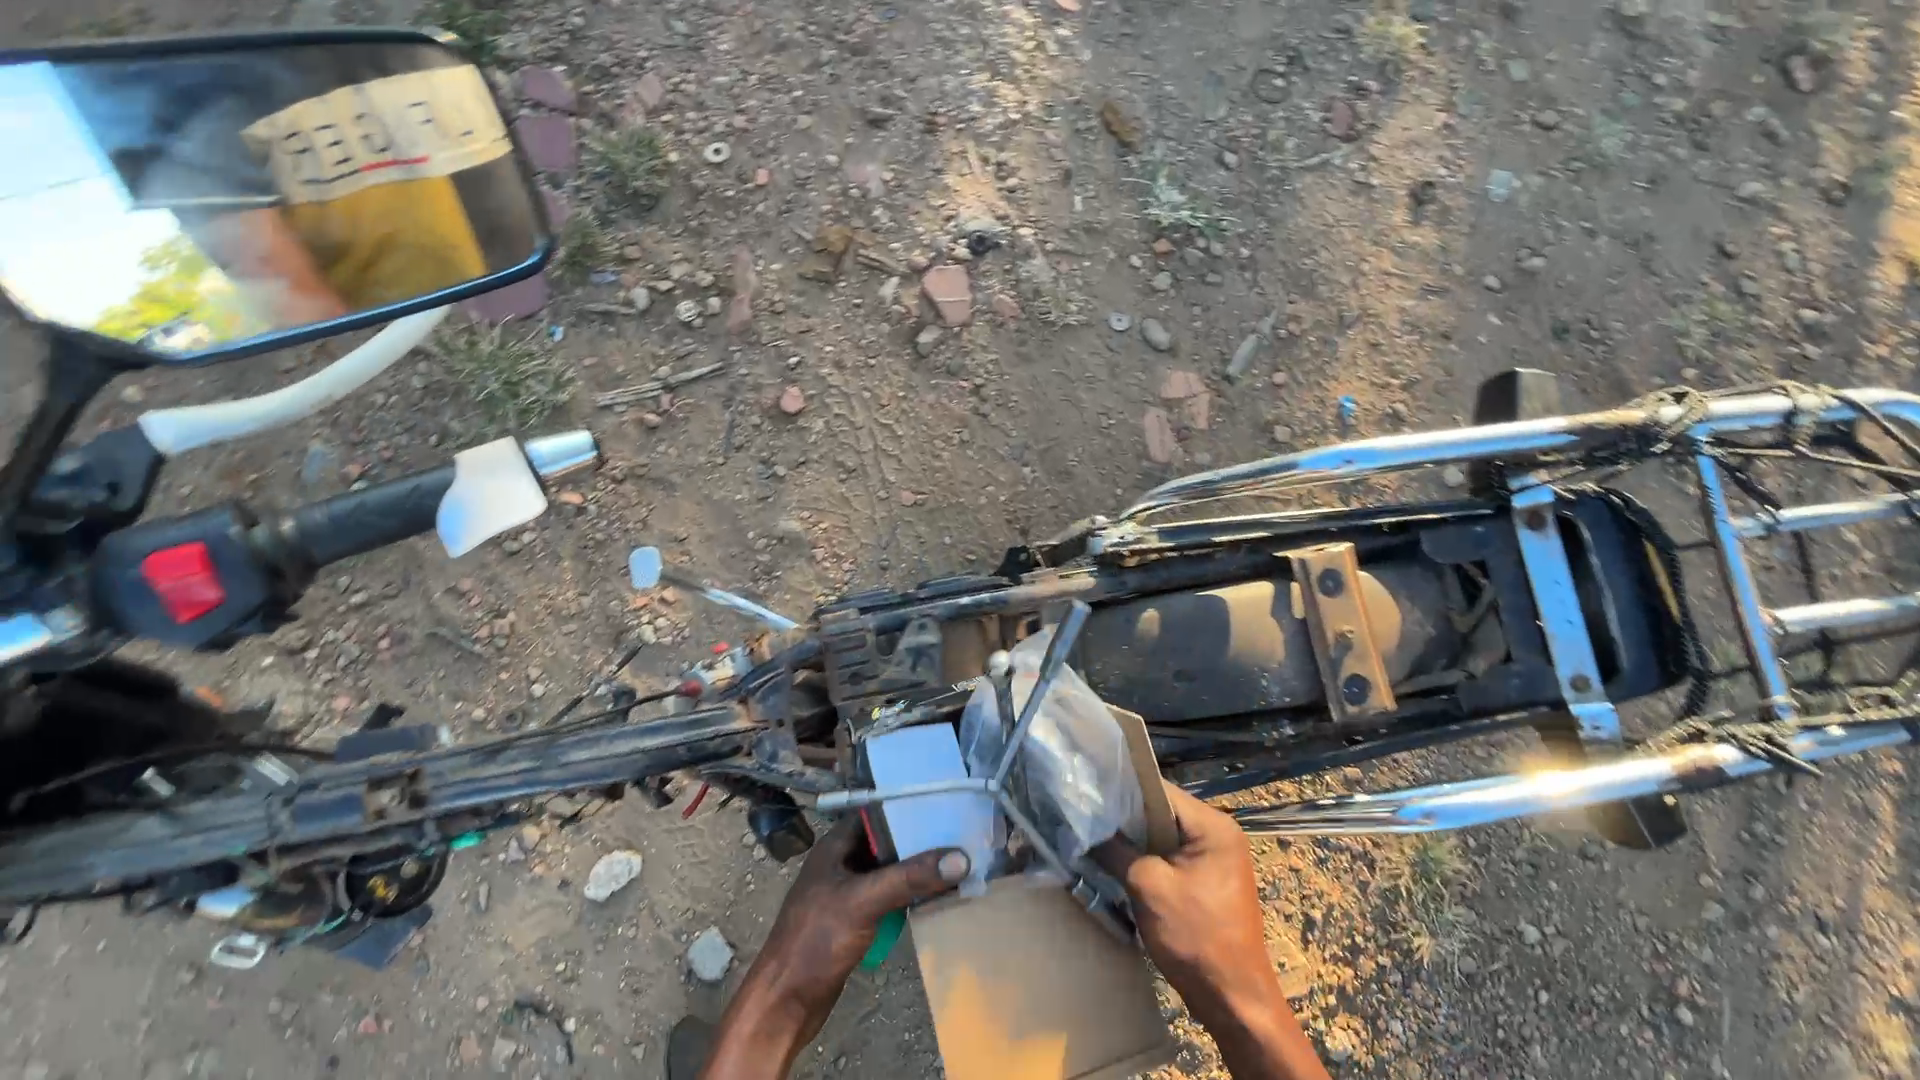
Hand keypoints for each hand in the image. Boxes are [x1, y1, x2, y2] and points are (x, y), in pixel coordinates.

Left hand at [701, 817, 968, 1078]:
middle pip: (887, 842)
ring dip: (918, 871)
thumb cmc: (815, 941)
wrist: (785, 1001)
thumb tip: (960, 857)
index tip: (945, 802)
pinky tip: (937, 898)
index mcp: (835, 846)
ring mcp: (849, 893)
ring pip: (890, 872)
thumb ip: (909, 878)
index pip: (876, 811)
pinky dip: (911, 897)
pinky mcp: (857, 920)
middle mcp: (842, 863)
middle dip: (920, 840)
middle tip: (962, 834)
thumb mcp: (863, 901)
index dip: (907, 805)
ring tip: (959, 863)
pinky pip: (890, 899)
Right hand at [1094, 783, 1328, 1079]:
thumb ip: (1115, 850)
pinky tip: (1114, 863)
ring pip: (1161, 837)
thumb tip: (1083, 828)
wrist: (1233, 999)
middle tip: (1082, 815)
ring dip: (1131, 841)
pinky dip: (1144, 860)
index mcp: (1213, 826)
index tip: (1085, 790)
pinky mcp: (1205, 882)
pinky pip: (1168, 858)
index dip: (1120, 788)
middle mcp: (1218, 834)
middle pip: (1159, 812)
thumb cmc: (1195, 936)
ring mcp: (1214, 860)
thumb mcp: (1147, 886)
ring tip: (1091, 836)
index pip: (1159, 790)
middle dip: (1122, 816)